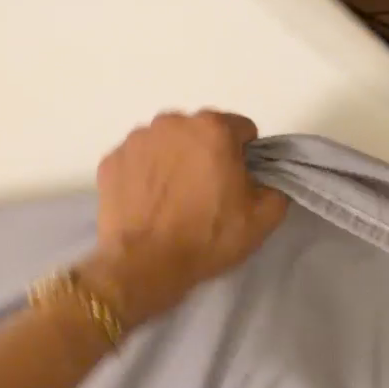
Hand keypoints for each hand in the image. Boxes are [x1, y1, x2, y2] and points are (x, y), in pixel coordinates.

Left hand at [78, 110, 288, 326]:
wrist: (144, 265)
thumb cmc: (208, 237)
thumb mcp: (264, 217)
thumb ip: (277, 186)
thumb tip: (268, 178)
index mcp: (213, 128)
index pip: (242, 129)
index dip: (246, 156)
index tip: (240, 182)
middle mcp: (173, 123)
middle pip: (202, 131)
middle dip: (208, 153)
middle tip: (209, 191)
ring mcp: (137, 140)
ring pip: (168, 142)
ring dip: (176, 159)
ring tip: (176, 198)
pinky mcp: (111, 160)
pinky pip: (139, 159)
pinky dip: (147, 173)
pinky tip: (151, 202)